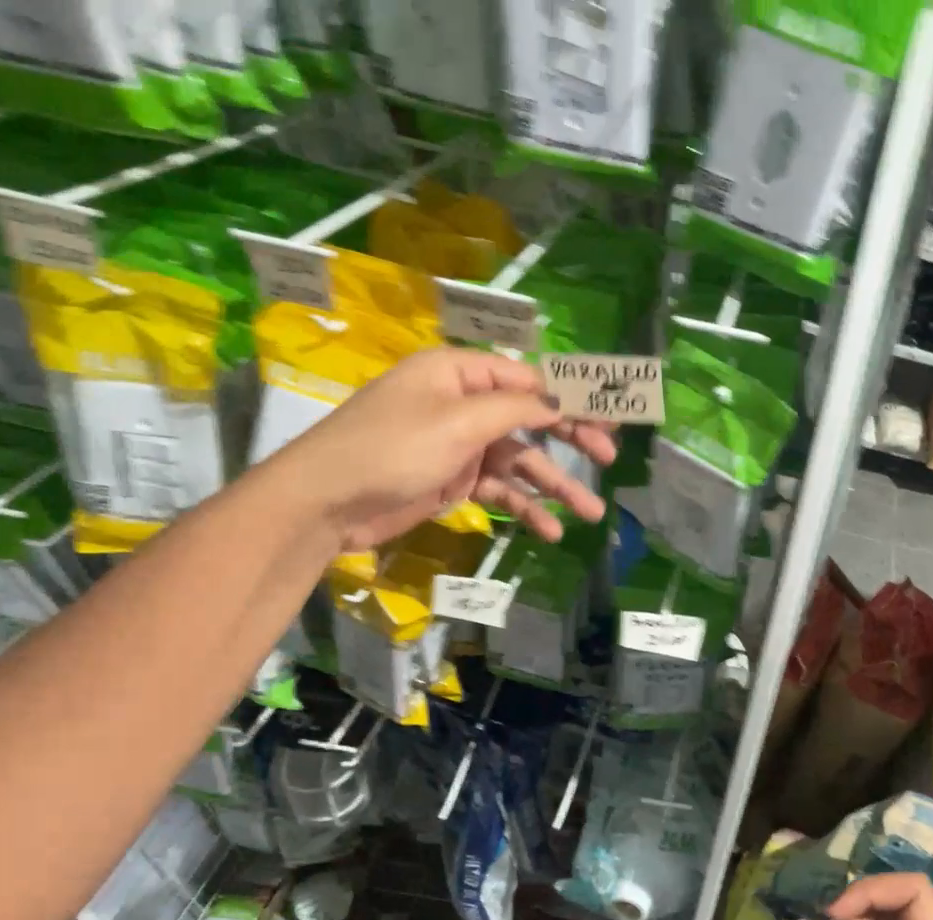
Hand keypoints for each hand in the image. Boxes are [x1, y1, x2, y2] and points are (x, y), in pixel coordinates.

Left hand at [274, 347, 616, 549]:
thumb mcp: (457, 422)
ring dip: (554, 486)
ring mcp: (458, 445)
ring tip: (590, 512)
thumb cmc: (390, 448)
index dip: (568, 396)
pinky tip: (549, 531)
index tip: (607, 416)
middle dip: (569, 441)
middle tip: (608, 459)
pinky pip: (499, 491)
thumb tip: (560, 401)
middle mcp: (461, 404)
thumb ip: (515, 409)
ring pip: (519, 462)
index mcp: (458, 374)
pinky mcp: (453, 481)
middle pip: (529, 419)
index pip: (526, 378)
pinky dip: (524, 508)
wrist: (324, 503)